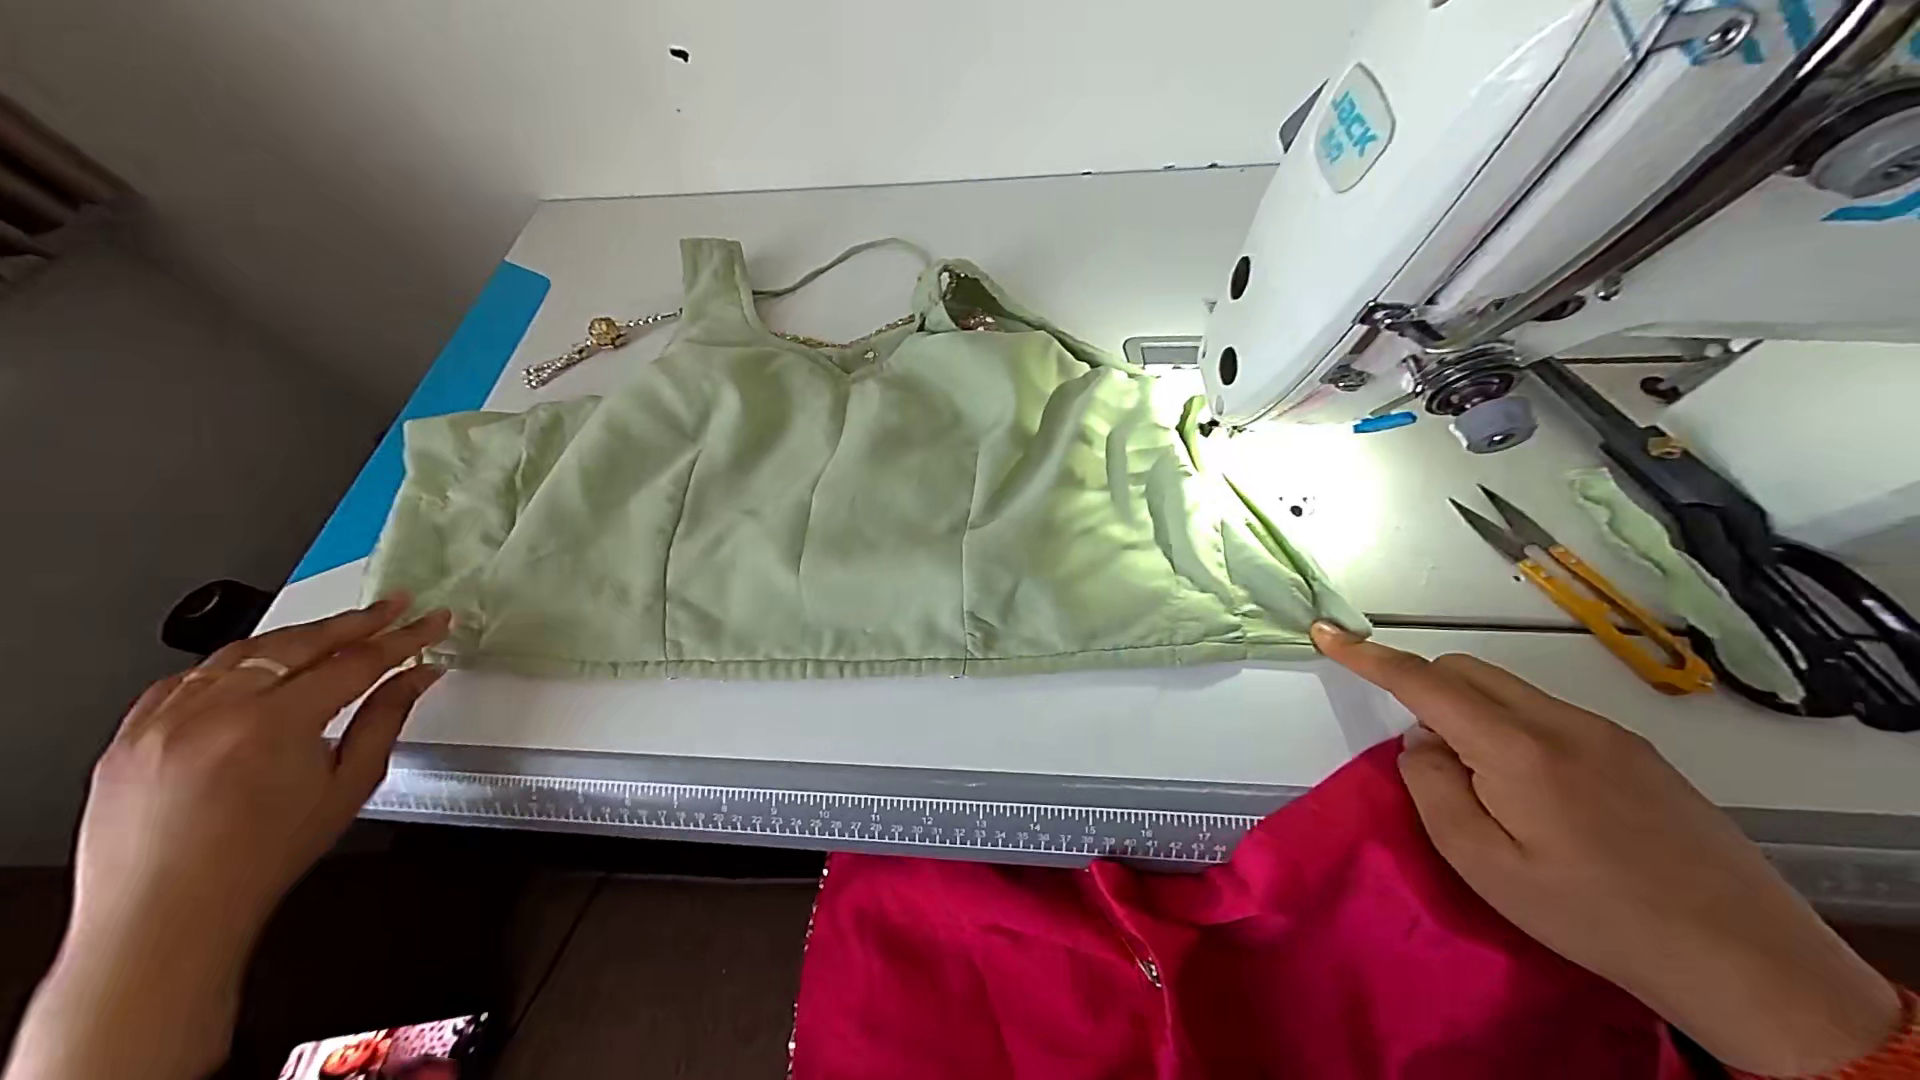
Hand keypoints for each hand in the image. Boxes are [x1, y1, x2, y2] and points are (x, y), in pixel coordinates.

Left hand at [75, 595, 451, 955]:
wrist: (165, 917)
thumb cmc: (262, 858)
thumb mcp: (349, 784)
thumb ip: (386, 718)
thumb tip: (417, 675)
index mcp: (272, 723)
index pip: (356, 660)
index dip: (403, 636)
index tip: (430, 620)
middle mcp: (212, 710)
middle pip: (301, 642)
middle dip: (357, 620)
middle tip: (394, 606)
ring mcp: (162, 719)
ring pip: (244, 650)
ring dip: (299, 636)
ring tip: (337, 630)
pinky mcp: (129, 733)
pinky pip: (188, 676)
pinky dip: (233, 662)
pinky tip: (258, 665)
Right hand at [1311, 623, 1900, 1077]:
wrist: (1749, 963)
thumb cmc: (1592, 915)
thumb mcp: (1480, 861)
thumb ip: (1432, 786)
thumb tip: (1423, 741)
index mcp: (1515, 748)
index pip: (1422, 681)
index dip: (1366, 655)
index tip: (1326, 632)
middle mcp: (1561, 722)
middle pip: (1465, 670)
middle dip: (1423, 686)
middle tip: (1428, 757)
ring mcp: (1606, 732)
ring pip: (1506, 688)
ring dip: (1468, 710)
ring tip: (1489, 786)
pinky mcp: (1637, 750)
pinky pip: (1546, 712)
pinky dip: (1510, 726)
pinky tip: (1540, 794)